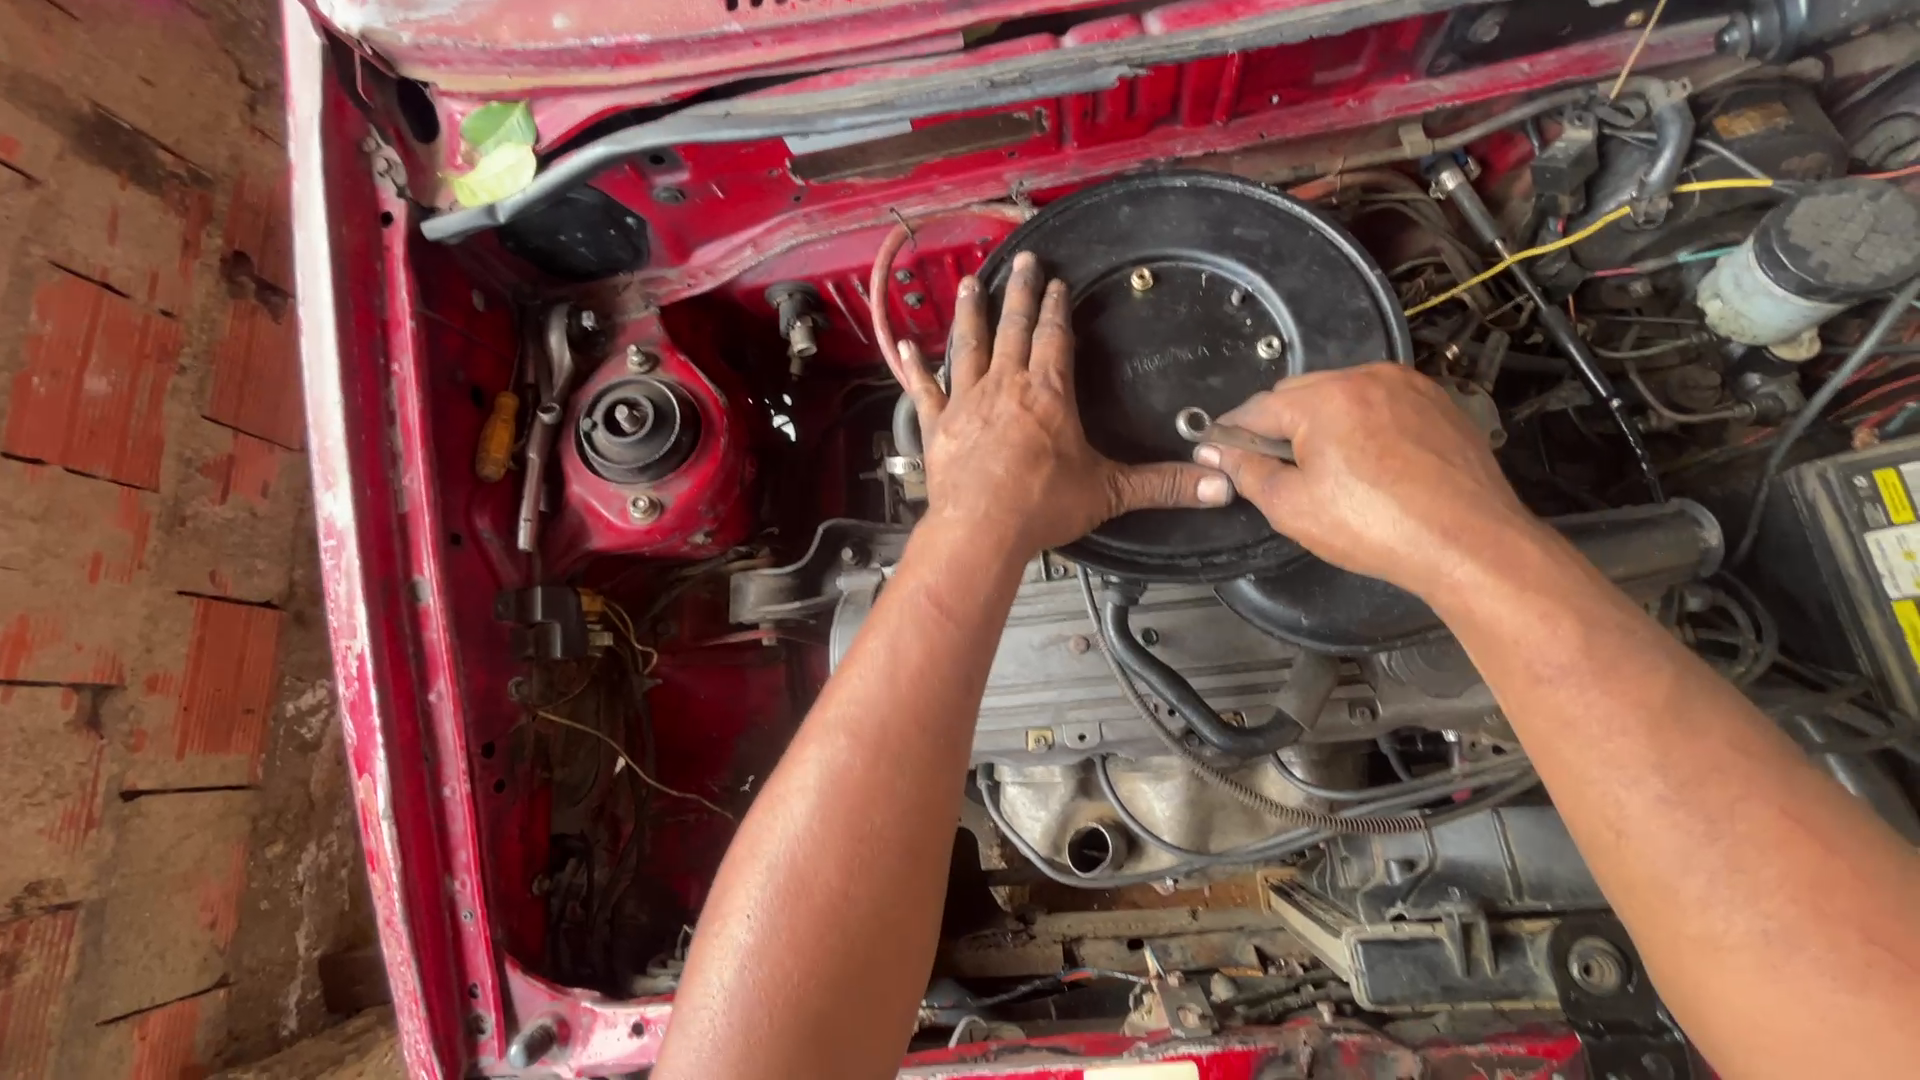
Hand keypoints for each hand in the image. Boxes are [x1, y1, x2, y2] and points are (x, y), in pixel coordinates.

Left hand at [901, 252, 1231, 558]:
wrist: (981, 529)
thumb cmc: (1039, 507)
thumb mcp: (1109, 492)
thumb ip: (1163, 485)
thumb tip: (1219, 488)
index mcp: (1047, 393)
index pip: (1053, 337)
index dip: (1055, 308)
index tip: (1056, 283)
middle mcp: (1004, 386)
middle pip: (1011, 327)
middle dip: (1018, 291)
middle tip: (1021, 260)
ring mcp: (966, 402)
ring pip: (967, 345)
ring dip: (970, 313)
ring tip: (970, 283)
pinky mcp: (937, 426)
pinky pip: (923, 389)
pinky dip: (915, 367)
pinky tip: (906, 346)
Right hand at [1195, 364, 1541, 598]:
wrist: (1470, 543)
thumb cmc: (1377, 528)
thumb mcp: (1291, 507)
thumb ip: (1247, 472)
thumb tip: (1220, 452)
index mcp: (1325, 399)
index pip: (1256, 407)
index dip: (1231, 432)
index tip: (1219, 451)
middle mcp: (1366, 378)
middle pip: (1298, 394)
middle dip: (1278, 425)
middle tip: (1276, 469)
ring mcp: (1407, 387)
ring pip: (1340, 394)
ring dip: (1321, 422)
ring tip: (1327, 469)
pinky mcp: (1437, 403)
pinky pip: (1379, 403)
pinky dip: (1361, 423)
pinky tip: (1368, 464)